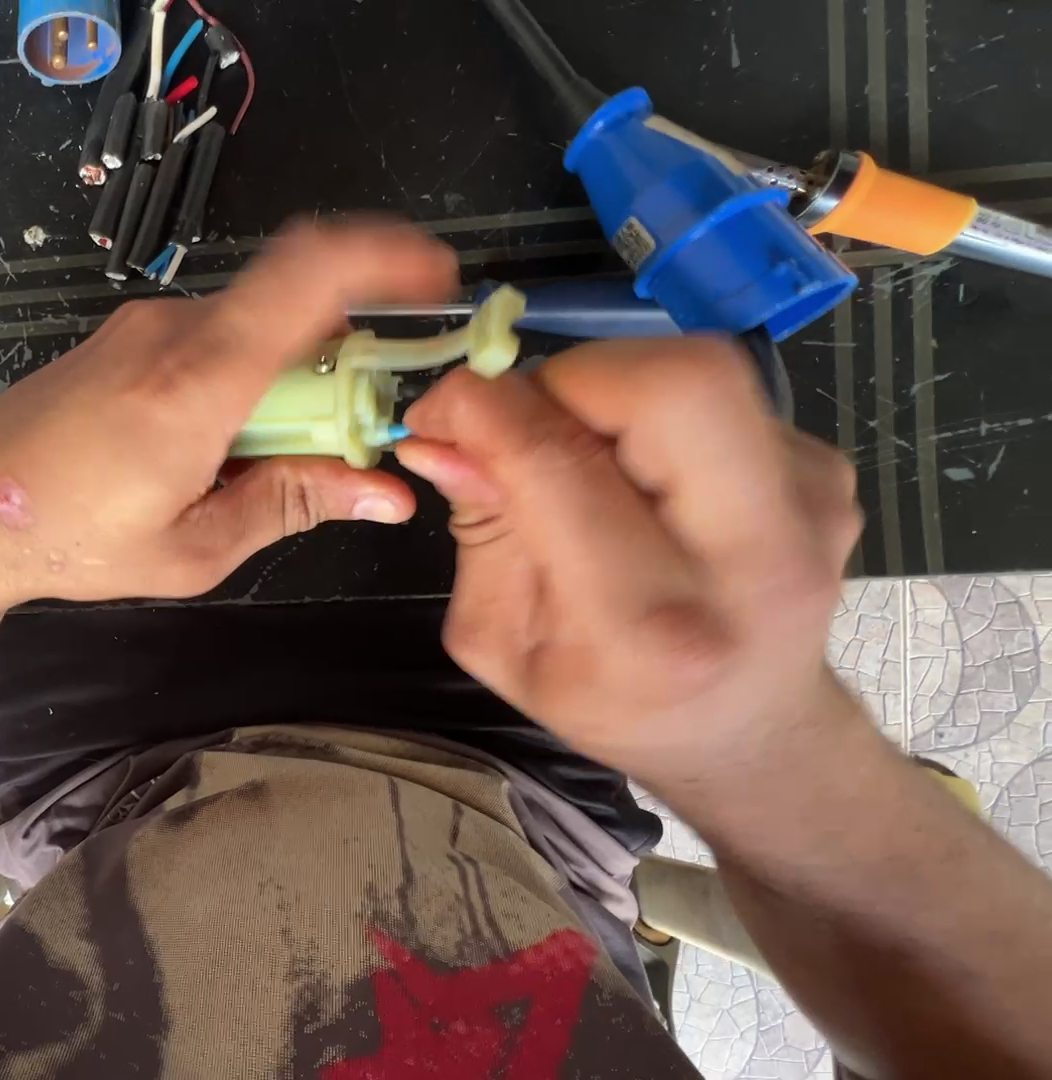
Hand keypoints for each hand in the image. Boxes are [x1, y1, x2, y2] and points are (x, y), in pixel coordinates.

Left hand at [0, 221, 458, 622]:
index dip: (385, 257)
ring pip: (243, 330)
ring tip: (252, 461)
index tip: (433, 280)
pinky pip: (199, 341)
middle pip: (287, 312)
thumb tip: (386, 491)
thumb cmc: (74, 543)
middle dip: (334, 366)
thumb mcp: (193, 548)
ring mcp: (134, 329)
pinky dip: (231, 378)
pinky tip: (202, 444)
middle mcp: (168, 332)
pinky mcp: (114, 341)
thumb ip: (292, 504)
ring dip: (276, 382)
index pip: (308, 273)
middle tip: (339, 438)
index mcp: (196, 382)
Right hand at [395, 338, 866, 788]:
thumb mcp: (498, 641)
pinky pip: (711, 398)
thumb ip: (477, 533)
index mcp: (647, 621)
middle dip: (563, 375)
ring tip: (564, 452)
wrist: (745, 731)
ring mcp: (809, 502)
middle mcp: (753, 554)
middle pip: (674, 383)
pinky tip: (625, 472)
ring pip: (695, 371)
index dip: (483, 413)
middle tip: (515, 419)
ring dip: (597, 391)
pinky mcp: (827, 469)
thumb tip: (434, 439)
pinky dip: (638, 414)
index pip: (561, 465)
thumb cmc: (602, 701)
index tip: (434, 413)